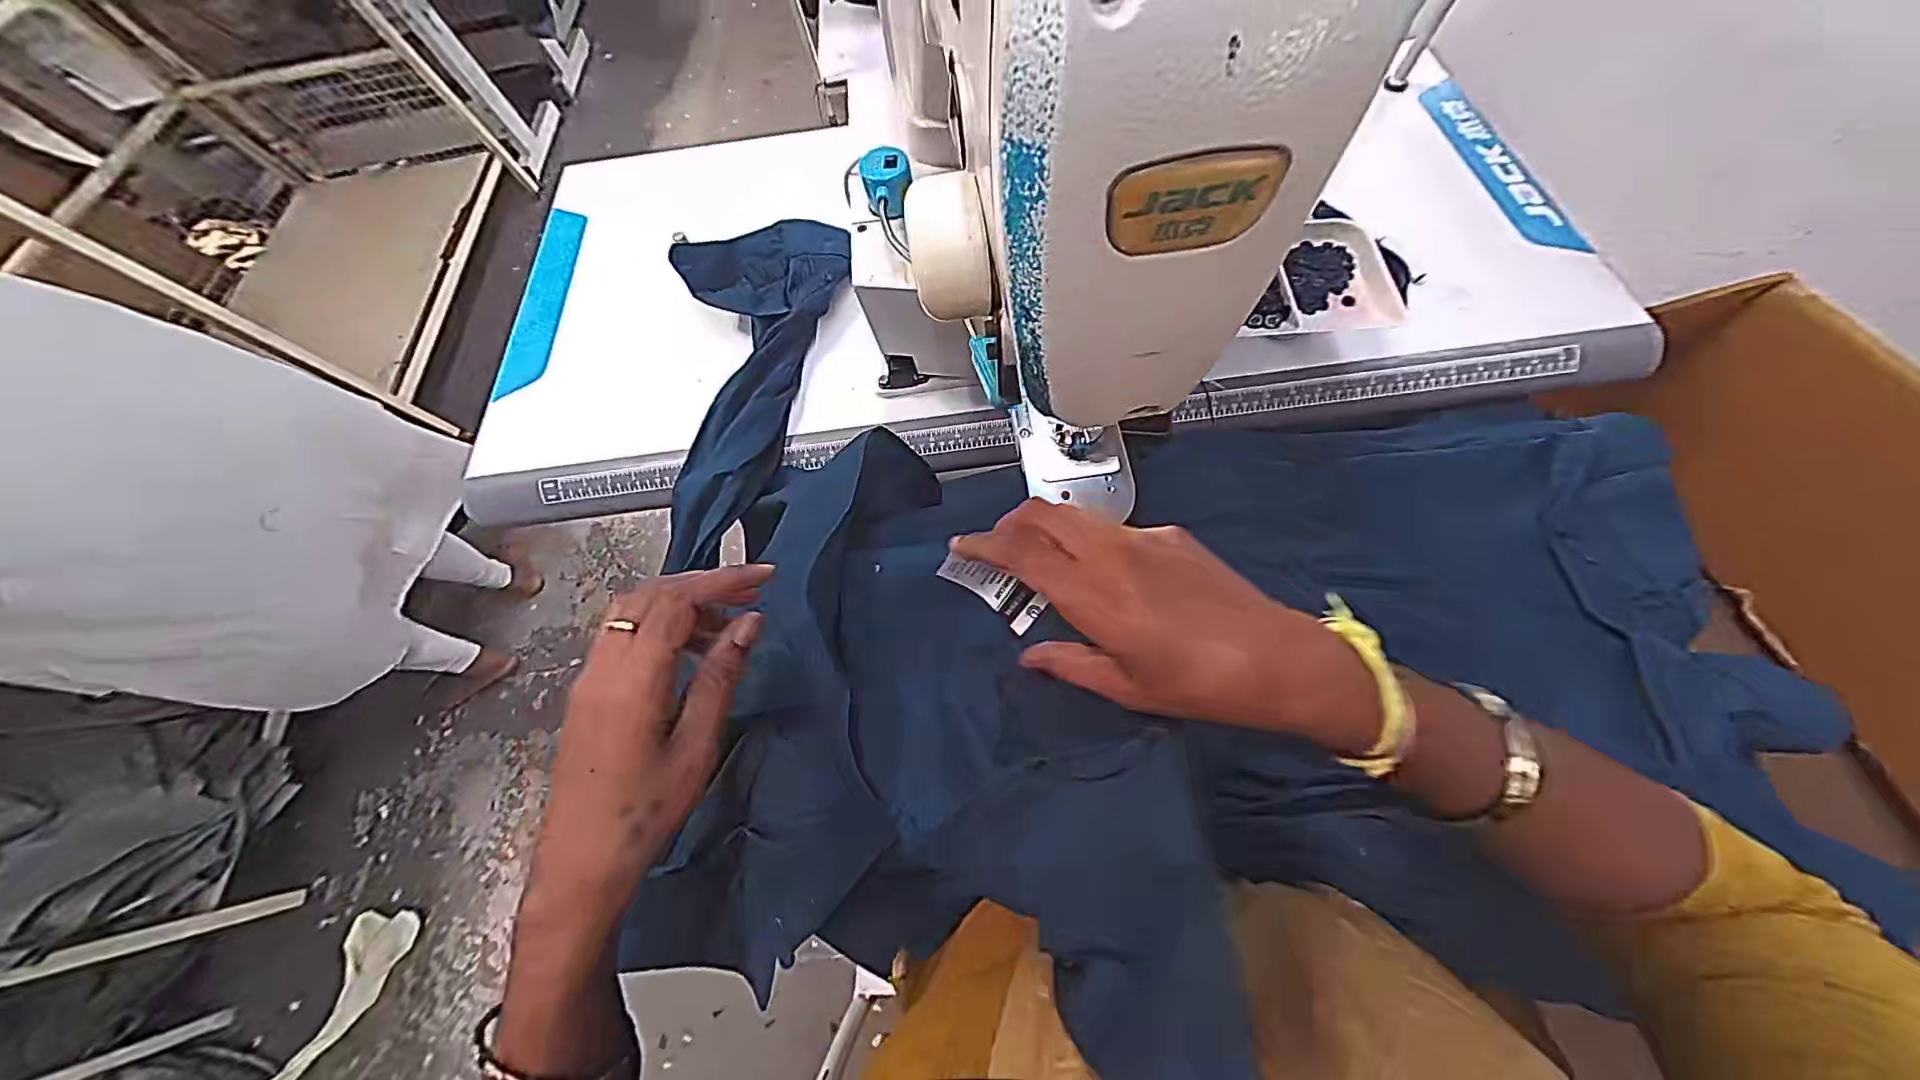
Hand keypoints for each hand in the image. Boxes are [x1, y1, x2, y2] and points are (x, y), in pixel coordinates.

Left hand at [552, 563, 771, 872]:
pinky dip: (662, 624)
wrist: (581, 863)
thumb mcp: (697, 745)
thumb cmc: (646, 811)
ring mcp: (589, 677)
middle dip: (704, 584)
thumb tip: (748, 625)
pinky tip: (692, 649)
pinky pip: (625, 634)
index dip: (722, 581)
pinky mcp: (588, 691)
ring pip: (634, 610)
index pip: (676, 602)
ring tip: (728, 624)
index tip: (763, 576)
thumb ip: (721, 677)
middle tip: (751, 593)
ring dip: (682, 603)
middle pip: (651, 594)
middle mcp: (602, 668)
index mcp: (632, 680)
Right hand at [951, 500, 1379, 751]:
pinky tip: (1110, 572)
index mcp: (1094, 596)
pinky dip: (1091, 540)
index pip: (1023, 553)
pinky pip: (1115, 529)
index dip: (986, 544)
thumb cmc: (1197, 684)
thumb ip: (1069, 664)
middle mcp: (1112, 555)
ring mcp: (1144, 538)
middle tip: (999, 545)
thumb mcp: (1126, 687)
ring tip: (1046, 557)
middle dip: (1012, 522)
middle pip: (1045, 514)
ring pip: (1078, 515)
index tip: (963, 546)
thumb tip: (1030, 655)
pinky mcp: (1170, 534)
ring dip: (1049, 527)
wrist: (1277, 657)